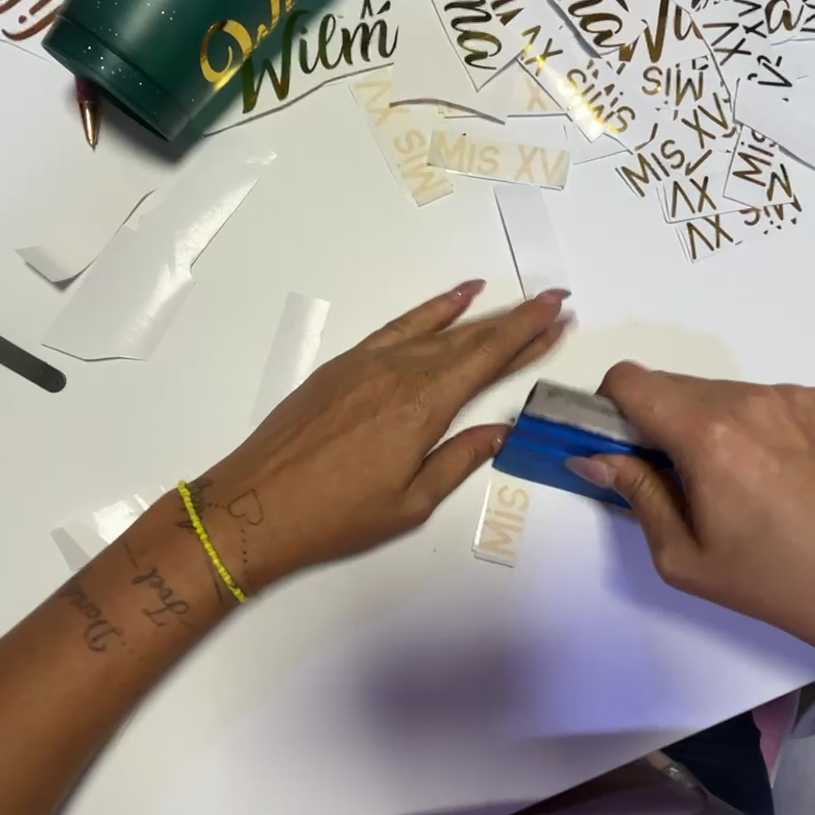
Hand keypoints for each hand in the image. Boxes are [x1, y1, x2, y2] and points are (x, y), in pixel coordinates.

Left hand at [189, 280, 569, 591]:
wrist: (255, 504)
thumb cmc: (338, 515)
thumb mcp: (412, 502)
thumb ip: (461, 458)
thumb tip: (501, 430)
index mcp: (424, 405)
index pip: (488, 358)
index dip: (527, 335)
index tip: (559, 315)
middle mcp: (401, 371)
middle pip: (470, 338)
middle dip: (516, 320)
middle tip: (553, 303)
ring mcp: (369, 361)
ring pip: (437, 328)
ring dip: (480, 313)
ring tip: (514, 299)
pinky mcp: (345, 363)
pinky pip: (399, 326)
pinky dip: (431, 310)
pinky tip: (454, 300)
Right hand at [567, 363, 814, 670]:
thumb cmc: (769, 579)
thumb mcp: (681, 554)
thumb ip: (633, 492)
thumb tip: (590, 456)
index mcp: (706, 435)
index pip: (630, 381)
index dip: (610, 405)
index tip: (618, 441)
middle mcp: (747, 399)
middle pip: (671, 385)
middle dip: (656, 420)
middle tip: (673, 474)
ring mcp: (790, 395)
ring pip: (715, 392)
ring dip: (702, 422)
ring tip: (732, 478)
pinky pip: (758, 399)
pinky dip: (747, 424)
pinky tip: (771, 470)